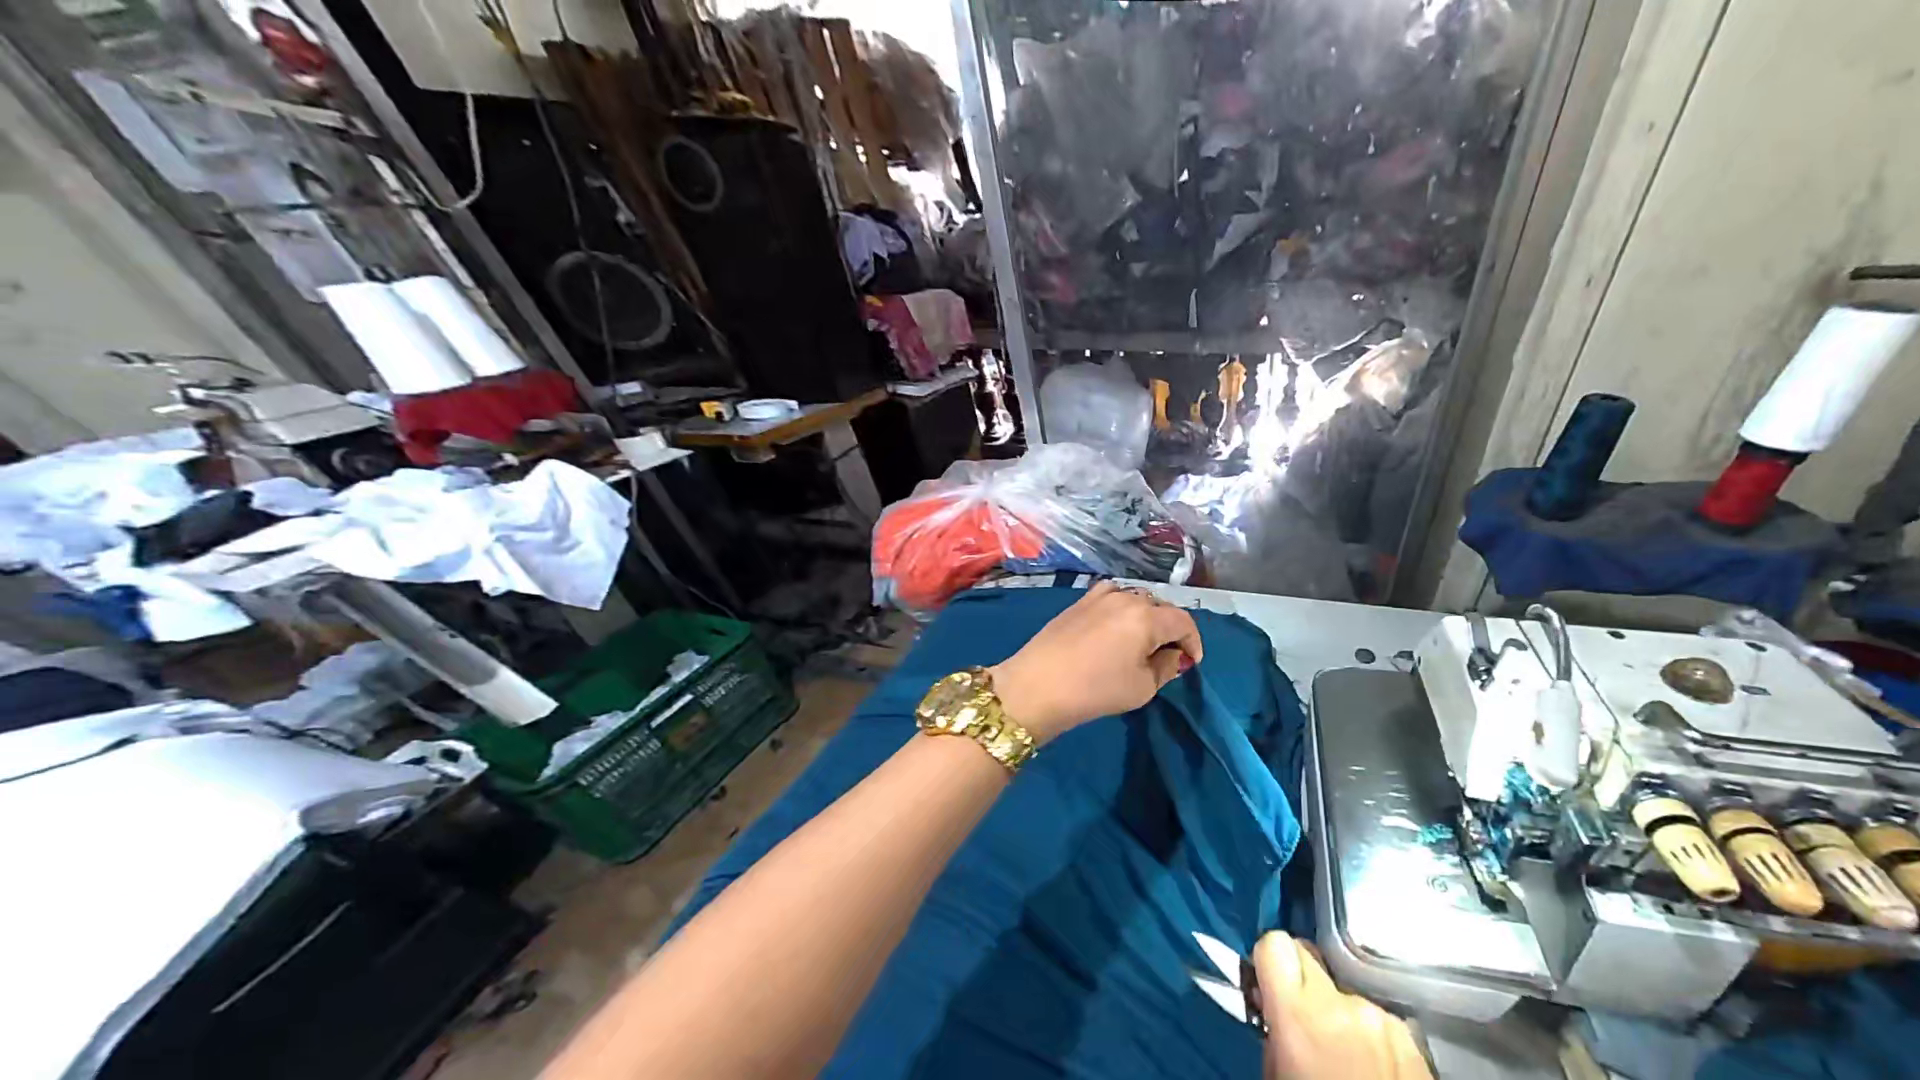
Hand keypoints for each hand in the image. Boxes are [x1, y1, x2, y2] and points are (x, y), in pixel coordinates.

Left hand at [990, 582, 1202, 742]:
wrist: (1038, 685)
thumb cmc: (1096, 689)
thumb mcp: (1143, 687)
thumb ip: (1165, 667)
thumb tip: (1171, 654)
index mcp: (1147, 616)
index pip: (1183, 621)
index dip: (1193, 642)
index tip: (1191, 662)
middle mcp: (1125, 598)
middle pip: (1160, 606)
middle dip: (1170, 629)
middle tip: (1168, 655)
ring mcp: (1098, 596)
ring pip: (1135, 598)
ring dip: (1146, 616)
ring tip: (1142, 641)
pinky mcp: (1078, 602)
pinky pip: (1110, 596)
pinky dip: (1121, 607)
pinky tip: (1115, 627)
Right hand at [1254, 932, 1430, 1079]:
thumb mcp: (1274, 1075)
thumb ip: (1274, 1029)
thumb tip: (1272, 1004)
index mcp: (1300, 1015)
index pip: (1275, 944)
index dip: (1268, 961)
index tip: (1266, 985)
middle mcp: (1345, 1005)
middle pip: (1310, 955)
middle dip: (1301, 980)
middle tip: (1300, 1017)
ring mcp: (1385, 1022)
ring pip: (1345, 990)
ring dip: (1338, 1011)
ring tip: (1344, 1057)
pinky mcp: (1416, 1044)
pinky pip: (1377, 1018)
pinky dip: (1368, 1035)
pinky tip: (1372, 1071)